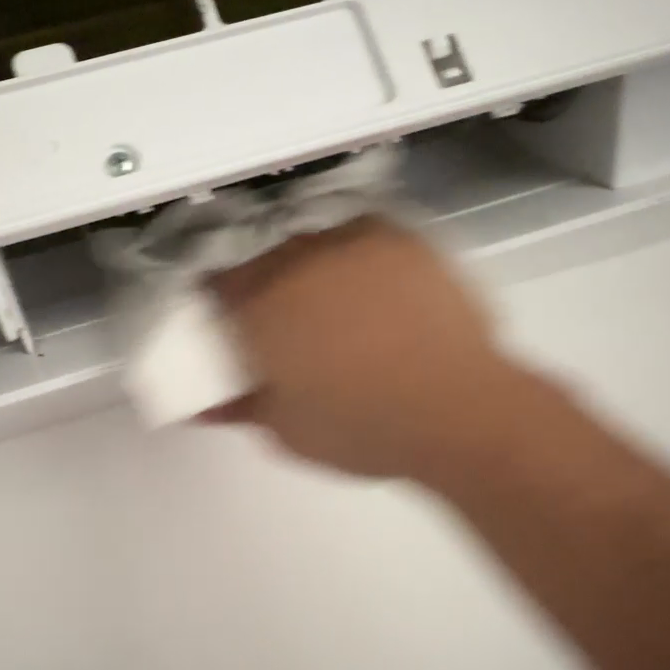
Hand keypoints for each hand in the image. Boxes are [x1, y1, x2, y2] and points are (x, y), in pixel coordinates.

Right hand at [211, 218, 555, 486]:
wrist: (458, 410)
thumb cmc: (364, 426)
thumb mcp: (287, 431)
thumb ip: (242, 408)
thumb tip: (211, 407)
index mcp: (258, 305)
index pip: (216, 286)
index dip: (219, 304)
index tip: (230, 323)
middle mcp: (298, 262)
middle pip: (264, 260)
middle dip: (267, 286)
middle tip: (287, 325)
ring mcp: (352, 245)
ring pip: (315, 245)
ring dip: (313, 269)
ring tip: (338, 308)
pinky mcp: (402, 241)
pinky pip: (365, 238)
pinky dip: (360, 259)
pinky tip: (376, 291)